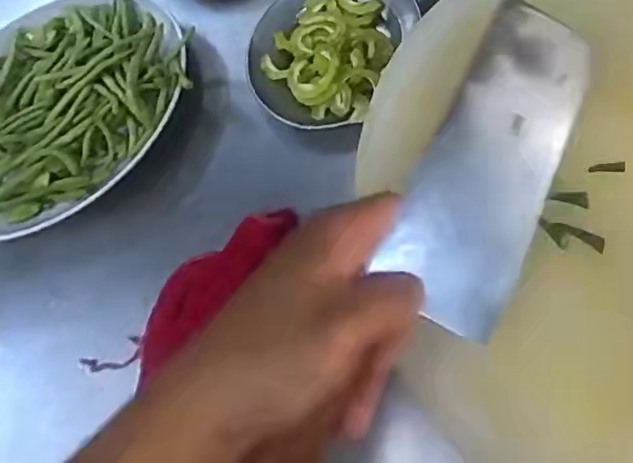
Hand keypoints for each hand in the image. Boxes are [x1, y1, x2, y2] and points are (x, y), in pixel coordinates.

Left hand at [72, 195, 421, 462]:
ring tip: (353, 406)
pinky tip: (339, 410)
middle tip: (379, 364)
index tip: (436, 281)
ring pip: (370, 316)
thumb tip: (414, 288)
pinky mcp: (298, 333)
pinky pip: (344, 343)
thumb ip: (399, 295)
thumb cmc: (278, 359)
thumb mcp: (351, 323)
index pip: (398, 209)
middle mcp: (326, 254)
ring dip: (371, 362)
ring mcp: (311, 294)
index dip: (422, 235)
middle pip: (389, 273)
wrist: (196, 423)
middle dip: (391, 326)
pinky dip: (348, 375)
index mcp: (337, 232)